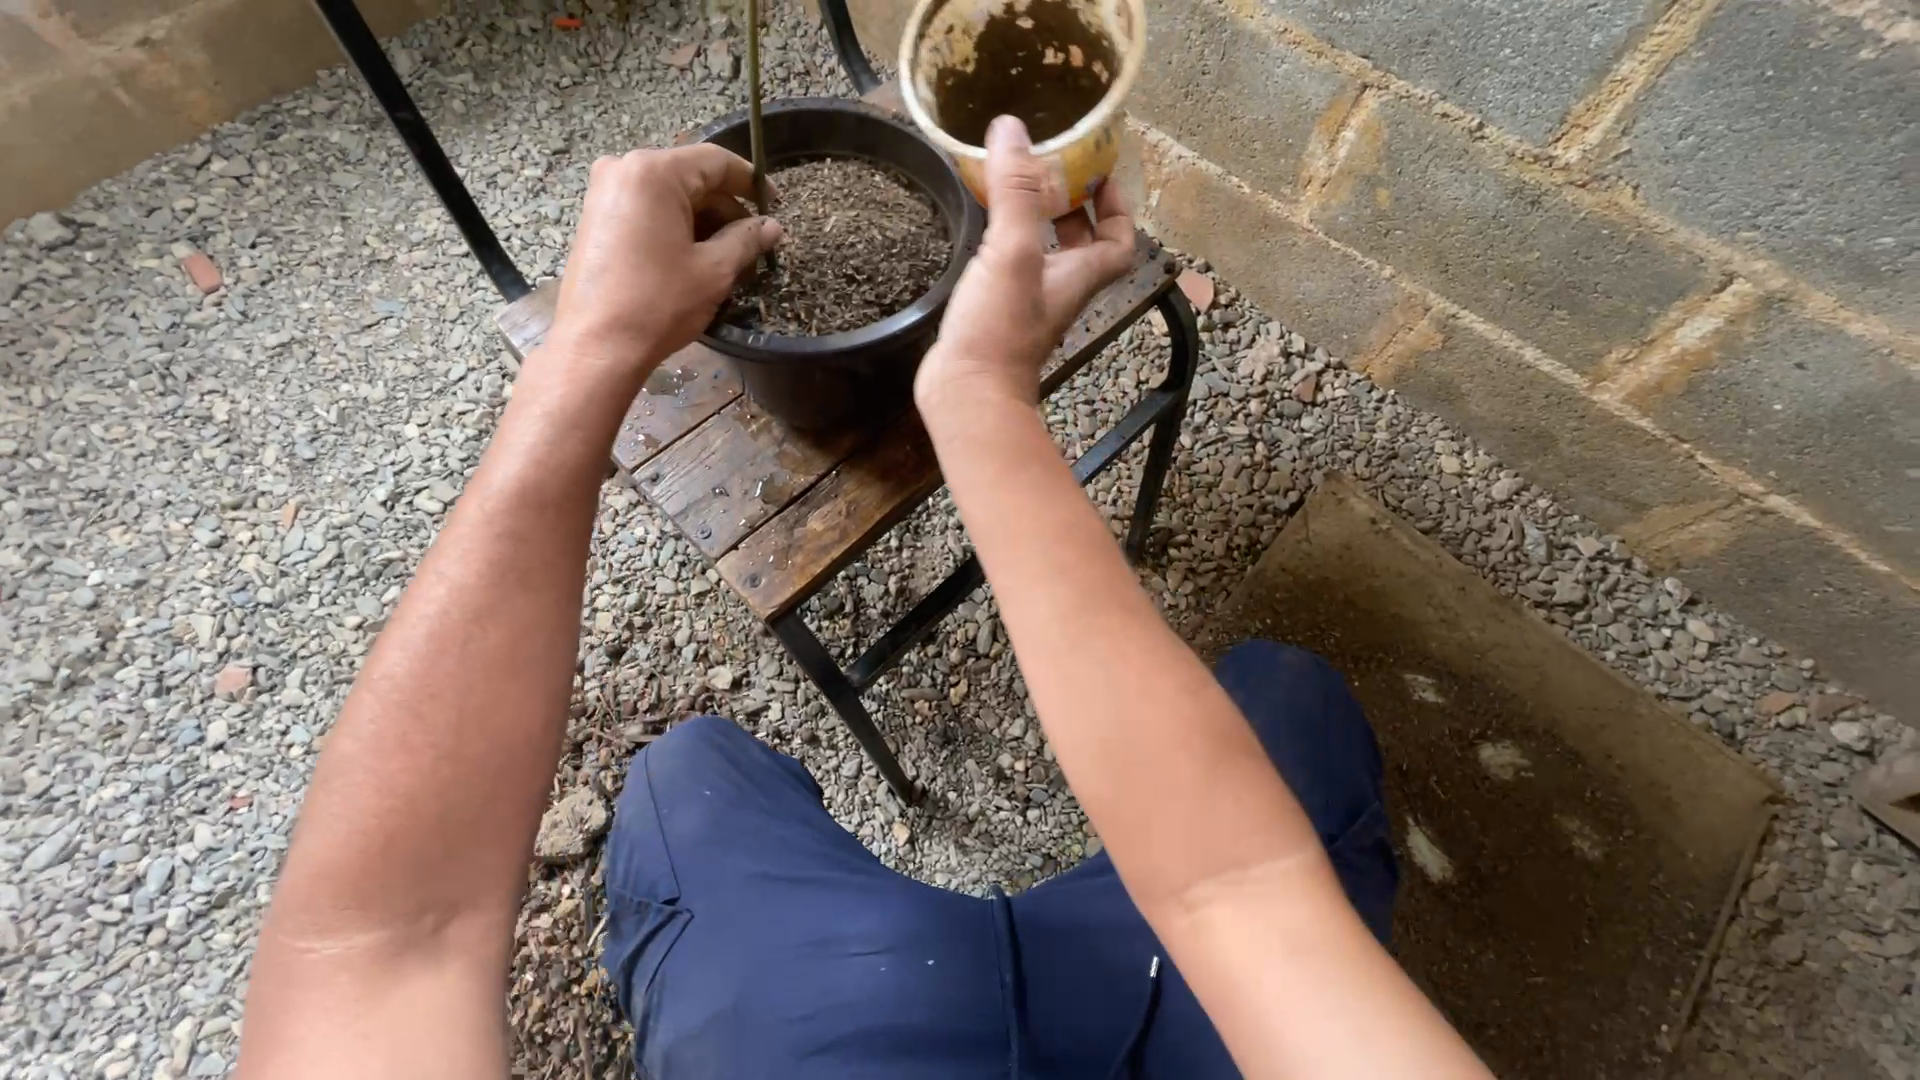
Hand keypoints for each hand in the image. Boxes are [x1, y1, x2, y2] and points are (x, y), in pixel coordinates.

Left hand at [545, 144, 782, 390]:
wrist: (598, 344)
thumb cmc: (659, 303)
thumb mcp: (714, 270)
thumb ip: (747, 240)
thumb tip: (772, 226)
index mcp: (654, 173)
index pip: (715, 161)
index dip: (751, 181)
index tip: (776, 205)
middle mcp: (624, 170)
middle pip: (691, 177)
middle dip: (727, 207)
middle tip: (755, 243)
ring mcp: (606, 193)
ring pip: (671, 196)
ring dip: (705, 221)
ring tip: (730, 258)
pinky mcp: (598, 218)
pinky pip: (649, 210)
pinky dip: (678, 227)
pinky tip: (697, 259)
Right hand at [916, 116, 1135, 413]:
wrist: (968, 393)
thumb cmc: (1001, 328)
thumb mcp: (1013, 251)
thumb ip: (1016, 192)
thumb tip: (1013, 127)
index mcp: (1079, 275)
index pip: (1119, 240)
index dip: (1118, 207)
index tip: (1100, 174)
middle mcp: (1058, 291)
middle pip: (1083, 247)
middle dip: (1073, 208)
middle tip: (1050, 171)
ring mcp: (1026, 306)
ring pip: (1044, 258)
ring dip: (1036, 223)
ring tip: (1012, 188)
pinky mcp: (994, 316)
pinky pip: (1008, 270)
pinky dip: (1001, 246)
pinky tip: (978, 230)